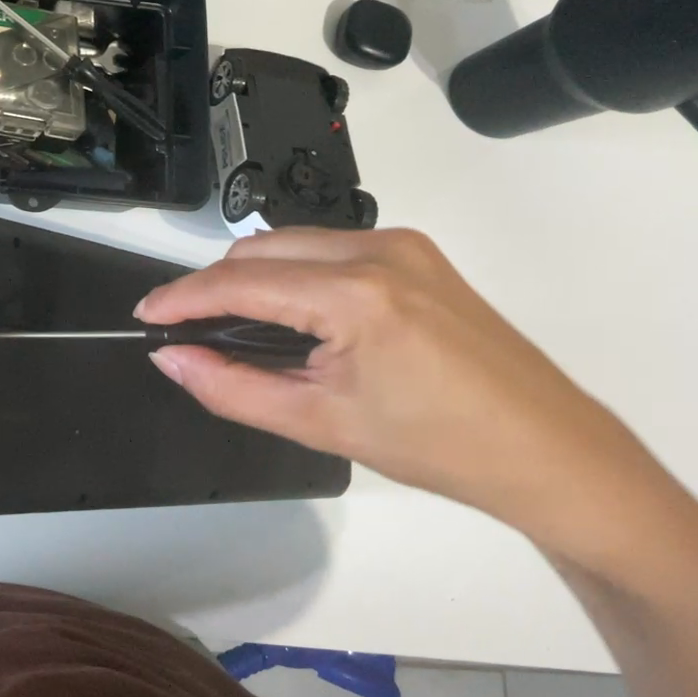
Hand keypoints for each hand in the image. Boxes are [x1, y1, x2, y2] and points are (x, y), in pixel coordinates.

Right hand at [136, 228, 643, 526]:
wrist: (553, 453)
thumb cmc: (438, 447)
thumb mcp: (320, 424)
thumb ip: (230, 387)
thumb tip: (170, 358)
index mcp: (355, 294)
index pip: (240, 281)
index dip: (182, 297)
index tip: (144, 316)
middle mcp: (377, 250)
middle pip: (259, 250)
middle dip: (214, 285)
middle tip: (189, 330)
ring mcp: (402, 244)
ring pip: (290, 243)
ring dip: (252, 276)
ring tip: (239, 328)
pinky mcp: (416, 252)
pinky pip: (326, 246)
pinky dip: (291, 272)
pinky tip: (293, 315)